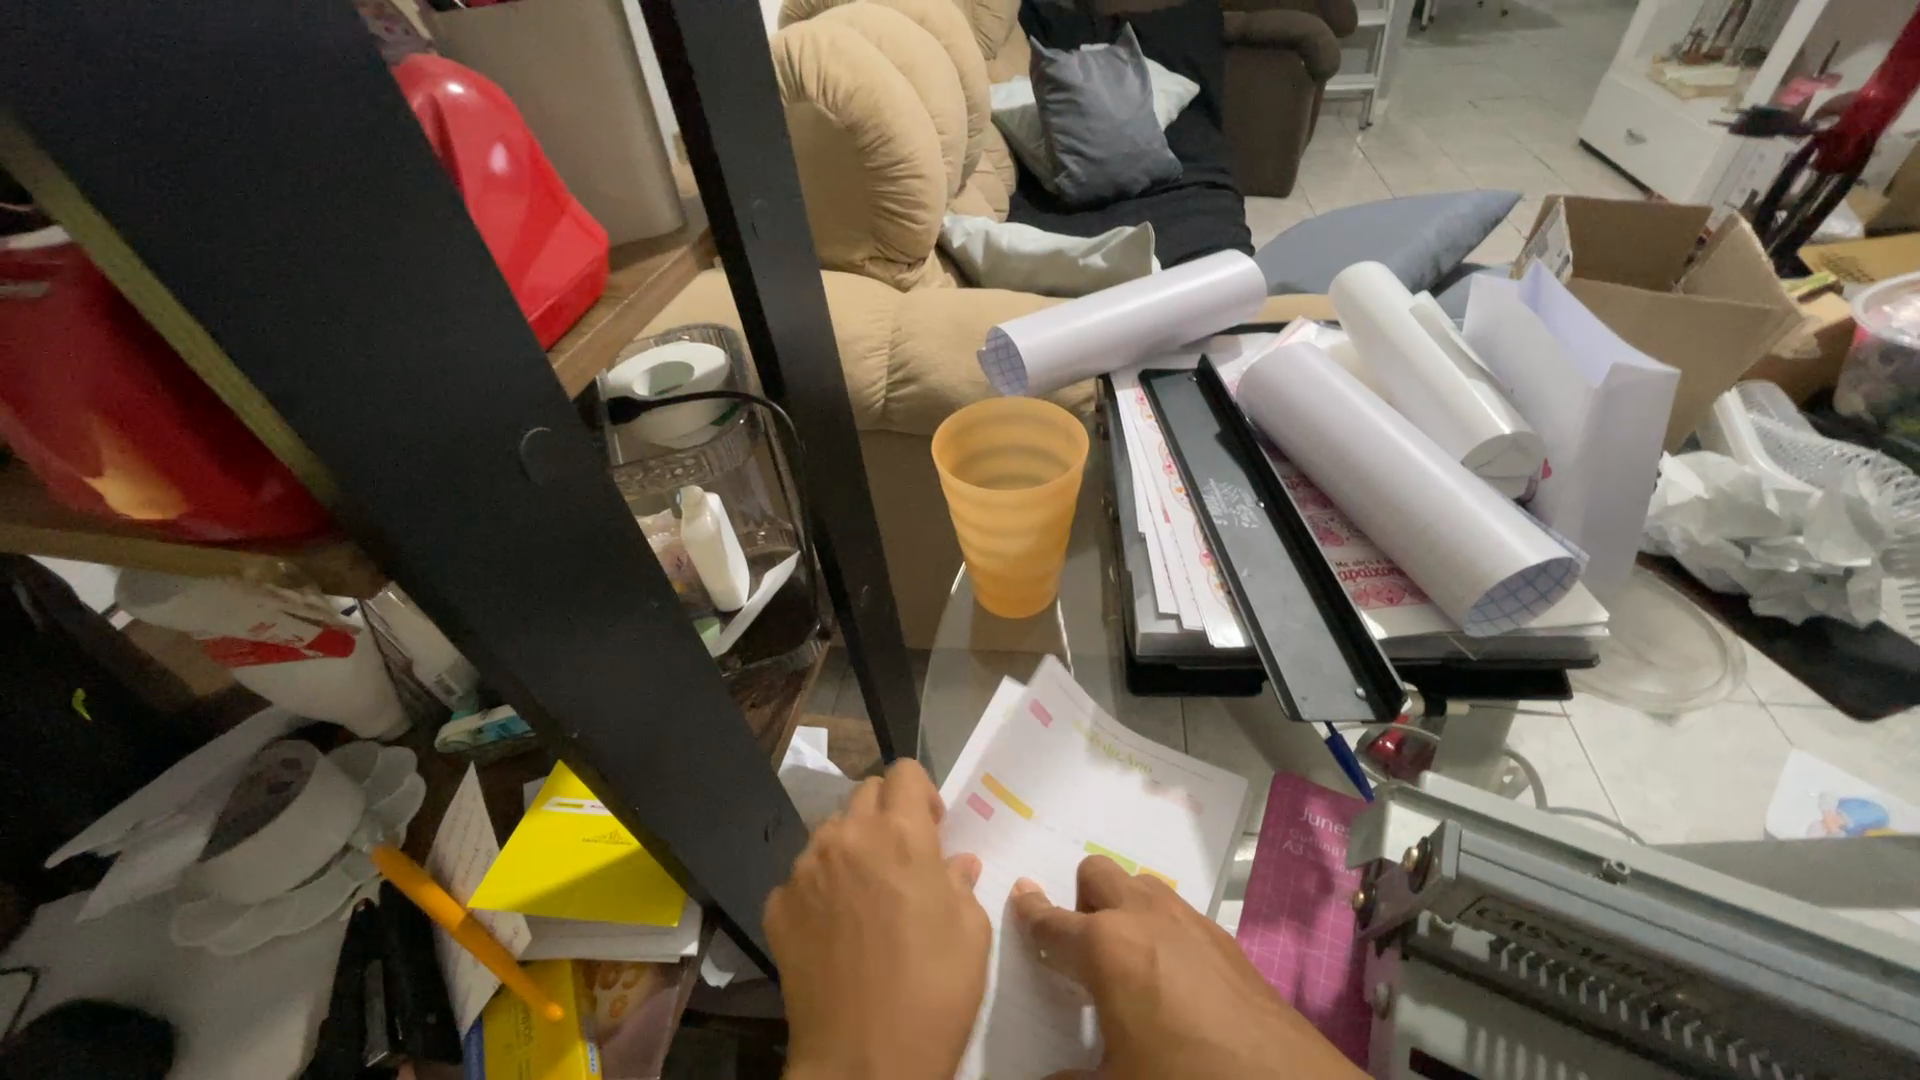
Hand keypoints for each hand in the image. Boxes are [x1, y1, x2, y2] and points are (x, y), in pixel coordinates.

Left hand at [769, 759, 989, 1079]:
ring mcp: (805, 870)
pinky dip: (820, 888)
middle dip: (887, 813)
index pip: (903, 771)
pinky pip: (801, 877)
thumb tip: (954, 864)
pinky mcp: (777, 906)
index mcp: (900, 833)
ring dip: (852, 847)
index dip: (922, 792)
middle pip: (864, 793)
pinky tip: (835, 928)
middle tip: (902, 858)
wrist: (863, 1063)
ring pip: (830, 832)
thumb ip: (959, 882)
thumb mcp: (971, 932)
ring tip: (865, 895)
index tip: (932, 827)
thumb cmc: (933, 991)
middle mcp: (847, 837)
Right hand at [1011, 856, 1366, 1079]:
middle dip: (1081, 899)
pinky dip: (1162, 927)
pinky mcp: (1225, 938)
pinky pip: (1178, 910)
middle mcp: (1143, 917)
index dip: (1030, 910)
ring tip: (1130, 959)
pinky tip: (1174, 979)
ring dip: (1124, 906)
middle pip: (1097, 873)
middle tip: (1085, 949)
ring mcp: (1188, 921)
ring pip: (1141, 883)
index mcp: (1104, 947)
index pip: (1051, 921)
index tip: (1021, 895)